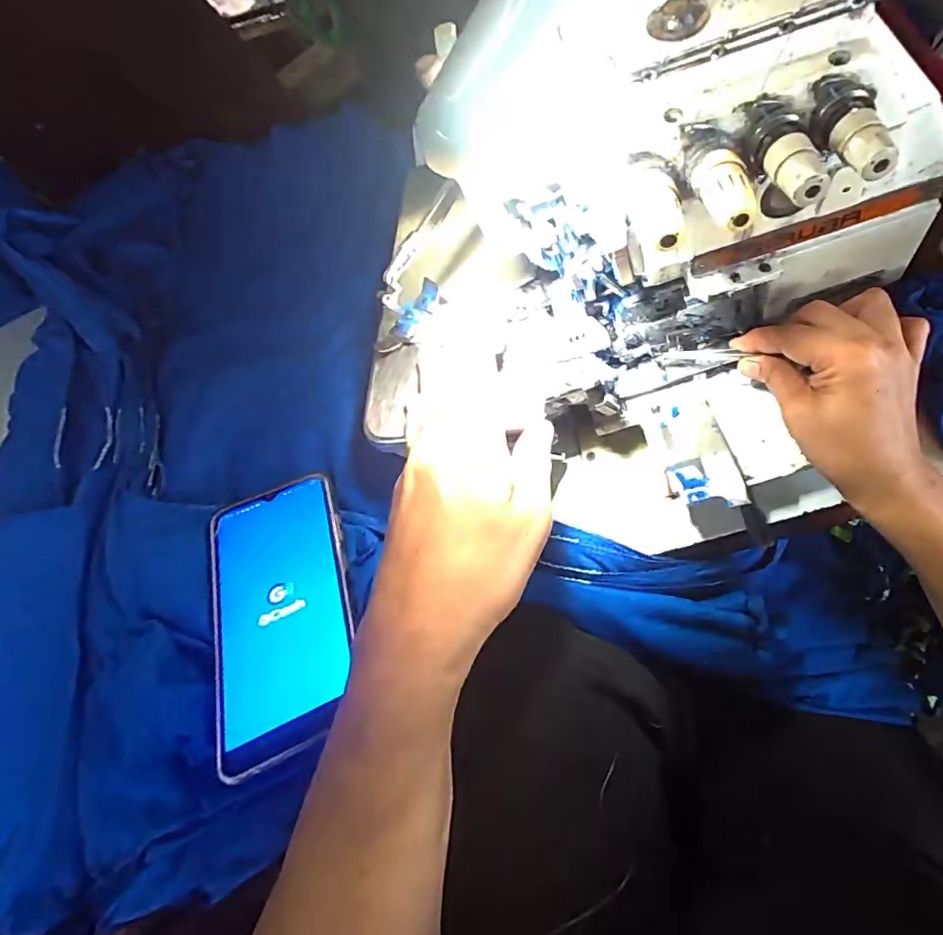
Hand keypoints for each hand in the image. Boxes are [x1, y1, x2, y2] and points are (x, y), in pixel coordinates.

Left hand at [362, 345, 553, 685]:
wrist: (417, 624)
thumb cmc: (482, 574)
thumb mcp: (529, 520)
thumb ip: (534, 462)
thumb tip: (536, 425)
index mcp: (470, 446)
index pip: (486, 380)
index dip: (498, 345)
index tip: (506, 319)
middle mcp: (435, 443)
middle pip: (449, 379)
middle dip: (466, 344)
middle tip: (480, 319)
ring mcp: (414, 463)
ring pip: (434, 402)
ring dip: (452, 373)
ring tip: (468, 350)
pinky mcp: (406, 484)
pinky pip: (427, 427)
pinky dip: (443, 406)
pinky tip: (453, 411)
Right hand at [730, 288, 942, 519]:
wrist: (886, 477)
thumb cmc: (843, 453)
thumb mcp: (798, 414)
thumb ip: (775, 376)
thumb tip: (751, 358)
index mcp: (848, 356)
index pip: (794, 335)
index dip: (761, 339)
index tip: (740, 345)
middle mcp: (877, 342)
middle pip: (822, 312)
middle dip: (789, 327)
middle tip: (769, 351)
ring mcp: (899, 347)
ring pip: (865, 303)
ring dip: (836, 314)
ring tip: (816, 338)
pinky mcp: (910, 358)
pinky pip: (902, 322)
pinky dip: (881, 323)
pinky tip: (861, 339)